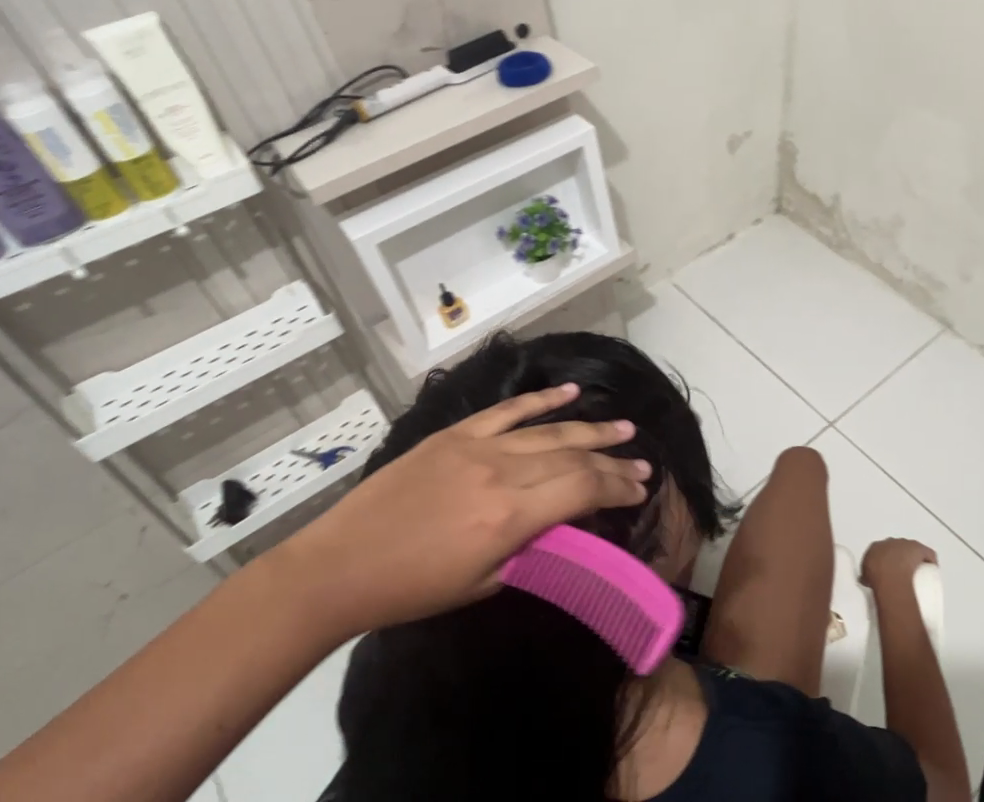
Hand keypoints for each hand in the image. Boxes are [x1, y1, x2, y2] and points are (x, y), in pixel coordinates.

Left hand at [265, 383, 649, 638]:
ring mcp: (477, 446)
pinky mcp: (453, 435)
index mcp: (510, 516)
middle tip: (643, 465)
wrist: (340, 565)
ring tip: (624, 429)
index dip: (616, 488)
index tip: (639, 491)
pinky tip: (570, 394)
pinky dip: (541, 400)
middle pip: (572, 458)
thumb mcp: (484, 582)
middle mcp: (501, 472)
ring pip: (548, 430)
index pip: (582, 489)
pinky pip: (507, 411)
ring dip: (590, 430)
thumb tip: (560, 526)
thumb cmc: (412, 590)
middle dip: (612, 462)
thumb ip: (530, 549)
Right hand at [860, 538, 936, 589]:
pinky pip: (927, 553)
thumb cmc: (876, 578)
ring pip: (912, 549)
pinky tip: (933, 567)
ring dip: (914, 557)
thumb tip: (866, 581)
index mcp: (875, 546)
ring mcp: (906, 544)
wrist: (889, 577)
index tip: (887, 568)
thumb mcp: (865, 577)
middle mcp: (891, 541)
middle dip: (899, 555)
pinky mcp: (920, 549)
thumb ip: (865, 576)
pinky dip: (929, 559)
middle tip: (901, 570)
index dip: (885, 558)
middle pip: (897, 547)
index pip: (881, 549)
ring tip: (916, 571)